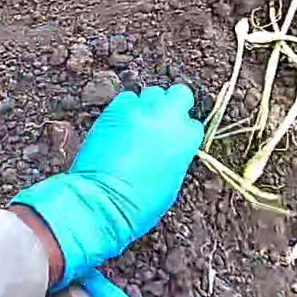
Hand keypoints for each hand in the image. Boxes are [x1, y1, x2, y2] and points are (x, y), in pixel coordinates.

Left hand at [13, 83, 201, 285]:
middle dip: (173, 103)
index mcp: (185, 138)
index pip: (192, 123)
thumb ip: (176, 154)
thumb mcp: (172, 181)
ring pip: (151, 93)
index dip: (183, 130)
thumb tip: (169, 146)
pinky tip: (120, 126)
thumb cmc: (140, 203)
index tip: (174, 137)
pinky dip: (125, 109)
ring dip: (148, 106)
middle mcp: (167, 117)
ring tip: (138, 124)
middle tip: (163, 119)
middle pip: (180, 94)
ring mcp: (140, 110)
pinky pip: (126, 99)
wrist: (104, 201)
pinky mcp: (115, 109)